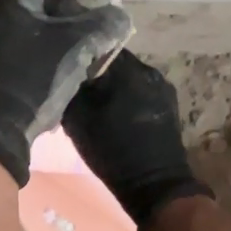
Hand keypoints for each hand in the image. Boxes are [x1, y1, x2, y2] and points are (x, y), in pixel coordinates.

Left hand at [0, 0, 131, 185]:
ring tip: (59, 81)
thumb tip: (119, 17)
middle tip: (76, 59)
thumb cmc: (34, 75)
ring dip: (38, 59)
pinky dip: (19, 77)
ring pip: (17, 45)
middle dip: (55, 38)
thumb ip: (104, 25)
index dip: (73, 13)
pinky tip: (35, 96)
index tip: (87, 35)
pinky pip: (2, 68)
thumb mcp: (79, 46)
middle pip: (31, 21)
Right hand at [62, 51, 211, 230]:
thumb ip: (70, 88)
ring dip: (111, 81)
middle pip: (112, 57)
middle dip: (94, 66)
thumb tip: (62, 69)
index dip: (77, 50)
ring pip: (127, 73)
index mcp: (125, 69)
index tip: (63, 61)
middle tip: (76, 80)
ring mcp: (161, 85)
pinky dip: (125, 92)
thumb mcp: (77, 120)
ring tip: (94, 96)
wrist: (156, 186)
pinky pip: (140, 87)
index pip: (95, 44)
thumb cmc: (111, 151)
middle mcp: (146, 69)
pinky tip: (114, 109)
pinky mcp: (168, 102)